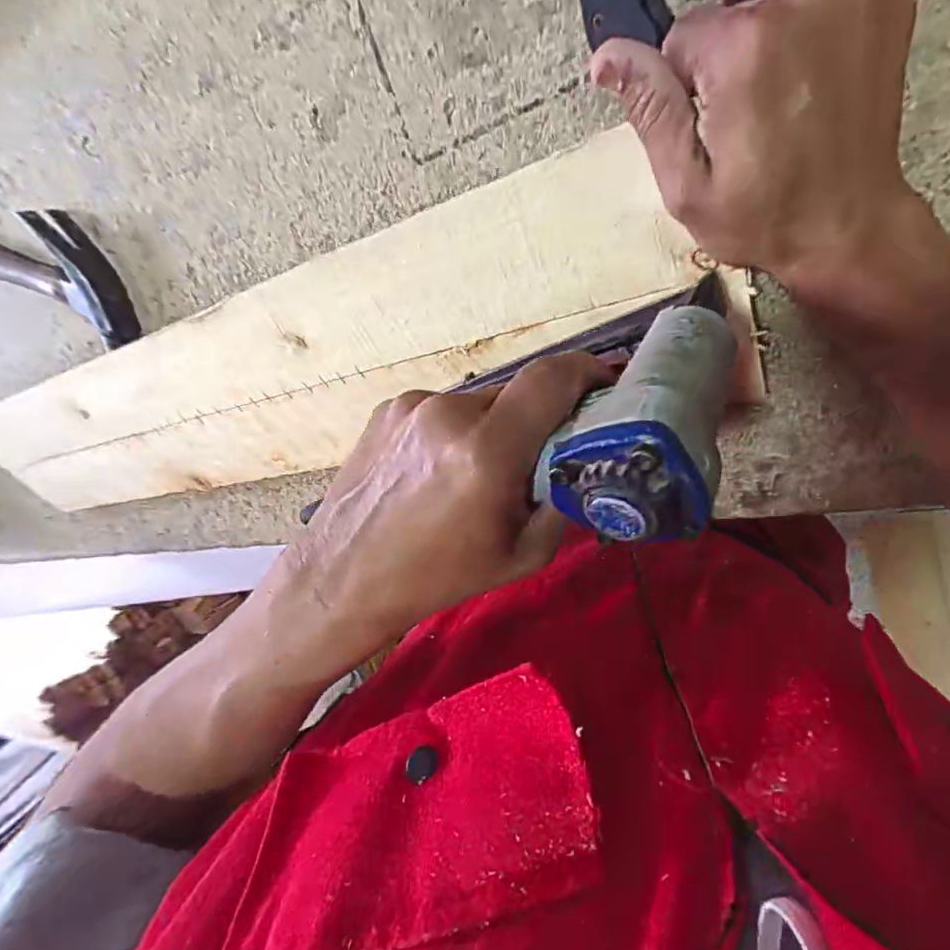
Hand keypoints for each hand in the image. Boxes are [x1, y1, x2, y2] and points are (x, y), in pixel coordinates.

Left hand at [272, 353, 612, 652]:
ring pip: (484, 401)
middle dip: (542, 416)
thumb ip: (564, 498)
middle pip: (520, 392)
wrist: (342, 579)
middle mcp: (450, 414)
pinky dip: (463, 430)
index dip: (588, 371)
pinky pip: (449, 409)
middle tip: (543, 454)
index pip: (551, 379)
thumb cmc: (440, 577)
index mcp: (486, 452)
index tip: (607, 381)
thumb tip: (584, 461)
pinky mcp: (390, 407)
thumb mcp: (525, 554)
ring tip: (484, 472)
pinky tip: (444, 468)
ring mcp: (414, 405)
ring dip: (500, 426)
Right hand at [589, 0, 920, 291]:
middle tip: (760, 131)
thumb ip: (651, 112)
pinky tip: (820, 95)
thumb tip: (608, 58)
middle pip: (733, 21)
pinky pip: (822, 9)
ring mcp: (847, 0)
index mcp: (741, 49)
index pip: (685, 38)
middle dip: (736, 70)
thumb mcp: (689, 187)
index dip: (692, 90)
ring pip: (776, 13)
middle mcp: (797, 7)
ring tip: (792, 118)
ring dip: (777, 56)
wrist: (849, 229)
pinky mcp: (882, 6)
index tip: (722, 130)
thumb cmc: (772, 220)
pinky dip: (817, 45)